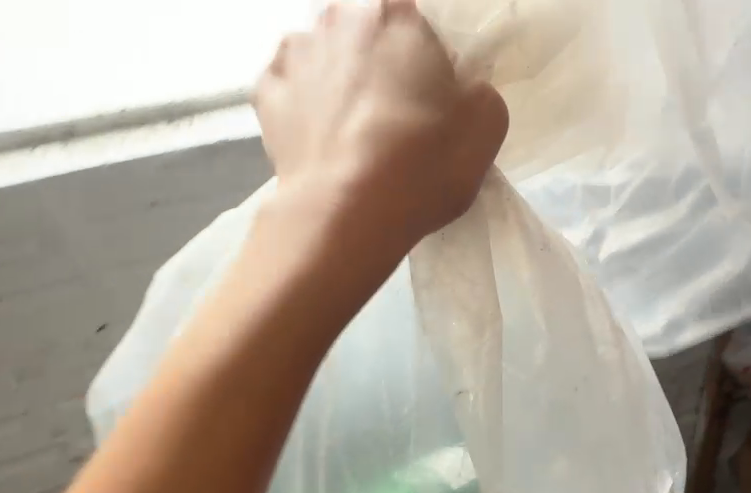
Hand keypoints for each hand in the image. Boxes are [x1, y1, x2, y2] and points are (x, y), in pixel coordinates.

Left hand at [254, 0, 509, 260]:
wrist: (345, 215)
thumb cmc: (422, 166)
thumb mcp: (486, 127)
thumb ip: (479, 91)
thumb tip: (461, 87)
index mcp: (397, 12)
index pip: (420, 22)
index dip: (429, 60)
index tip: (434, 97)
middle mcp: (340, 15)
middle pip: (368, 35)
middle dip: (380, 67)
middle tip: (396, 121)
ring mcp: (294, 51)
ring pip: (326, 59)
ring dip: (340, 84)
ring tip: (355, 137)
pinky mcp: (264, 92)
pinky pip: (291, 91)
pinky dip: (305, 110)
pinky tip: (324, 143)